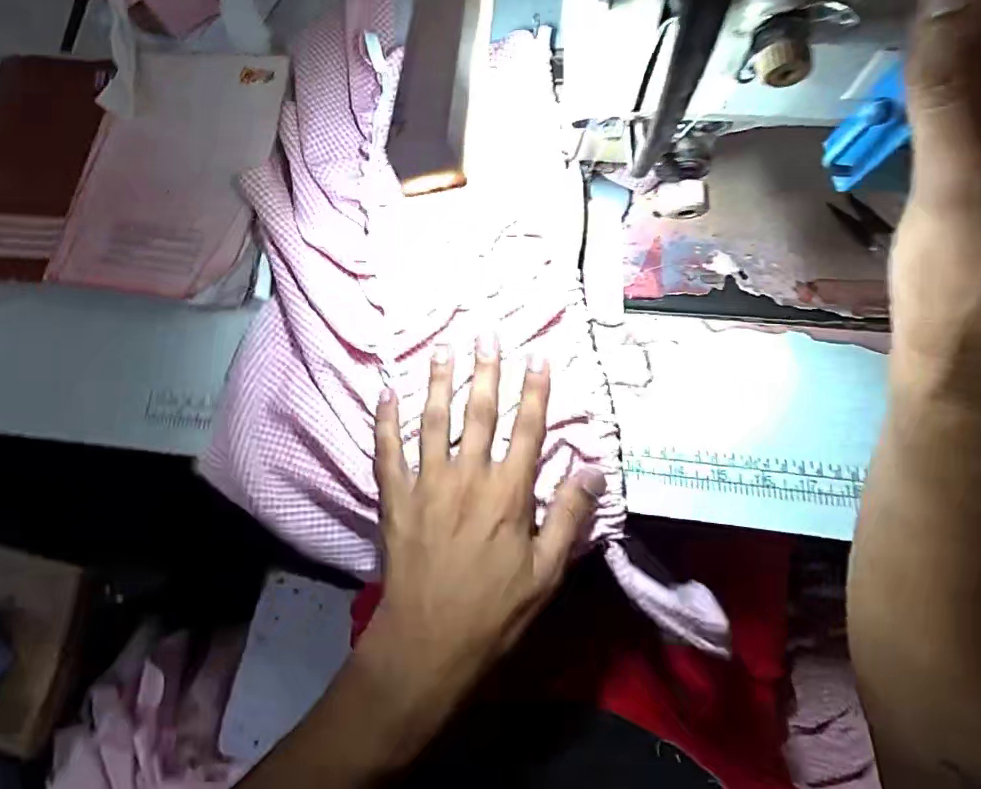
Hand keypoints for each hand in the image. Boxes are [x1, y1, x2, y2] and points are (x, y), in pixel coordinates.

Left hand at [253, 343, 600, 787]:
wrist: (427, 645)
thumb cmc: (494, 610)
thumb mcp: (547, 572)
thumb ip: (569, 516)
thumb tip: (594, 469)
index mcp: (508, 492)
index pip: (527, 429)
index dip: (535, 390)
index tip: (538, 356)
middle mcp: (469, 477)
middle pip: (480, 412)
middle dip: (487, 370)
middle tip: (487, 334)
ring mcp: (428, 484)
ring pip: (435, 421)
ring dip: (441, 382)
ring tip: (444, 349)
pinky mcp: (396, 498)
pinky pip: (388, 451)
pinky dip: (386, 421)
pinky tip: (387, 392)